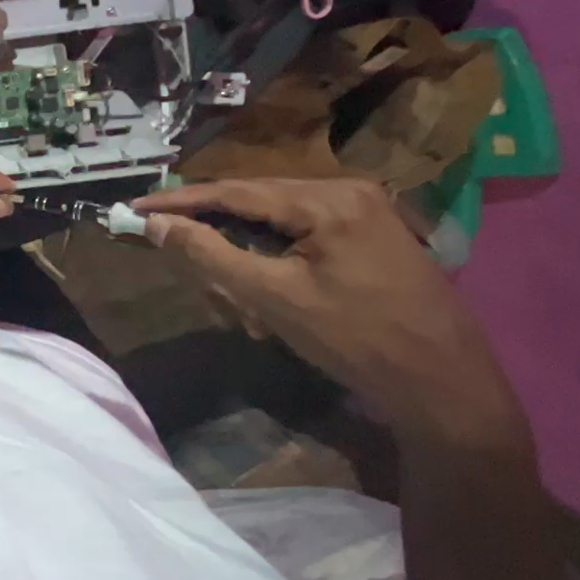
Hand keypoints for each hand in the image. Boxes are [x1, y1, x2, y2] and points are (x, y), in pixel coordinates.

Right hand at [134, 179, 527, 447]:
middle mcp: (350, 190)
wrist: (446, 388)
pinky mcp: (374, 232)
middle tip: (161, 234)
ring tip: (203, 257)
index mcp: (329, 200)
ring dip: (239, 235)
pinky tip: (254, 266)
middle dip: (209, 219)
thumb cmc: (355, 341)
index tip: (133, 206)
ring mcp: (368, 210)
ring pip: (278, 213)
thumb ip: (209, 254)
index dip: (179, 200)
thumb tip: (155, 223)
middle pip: (256, 197)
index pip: (235, 191)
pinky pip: (303, 226)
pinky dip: (270, 244)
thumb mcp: (271, 298)